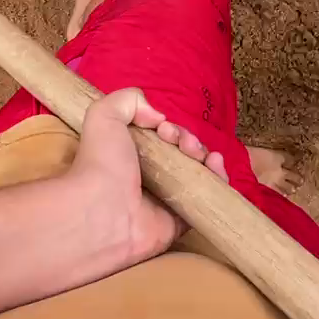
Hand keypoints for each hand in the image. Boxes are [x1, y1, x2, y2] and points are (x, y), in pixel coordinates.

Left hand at [62, 88, 228, 274]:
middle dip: (187, 139)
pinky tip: (216, 166)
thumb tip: (159, 117)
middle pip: (181, 150)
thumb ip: (128, 100)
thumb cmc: (102, 163)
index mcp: (129, 151)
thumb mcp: (104, 115)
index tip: (163, 129)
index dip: (169, 127)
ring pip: (196, 170)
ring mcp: (166, 195)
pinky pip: (206, 196)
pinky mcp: (182, 218)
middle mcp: (148, 172)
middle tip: (181, 144)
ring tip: (197, 154)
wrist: (104, 214)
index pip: (159, 134)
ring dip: (204, 155)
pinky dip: (216, 179)